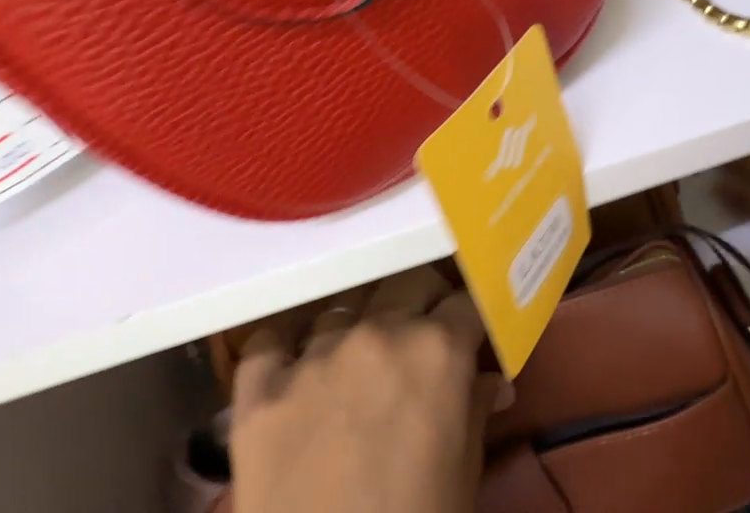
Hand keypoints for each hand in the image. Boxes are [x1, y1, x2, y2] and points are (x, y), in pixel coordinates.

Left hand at [229, 267, 504, 512]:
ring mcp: (313, 358)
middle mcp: (378, 334)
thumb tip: (491, 380)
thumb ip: (476, 407)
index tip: (471, 327)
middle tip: (423, 331)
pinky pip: (268, 342)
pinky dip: (284, 348)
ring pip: (341, 307)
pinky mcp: (259, 392)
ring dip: (356, 325)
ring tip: (356, 358)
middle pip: (408, 282)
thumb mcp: (463, 467)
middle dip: (423, 299)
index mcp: (438, 350)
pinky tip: (294, 367)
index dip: (471, 313)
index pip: (466, 301)